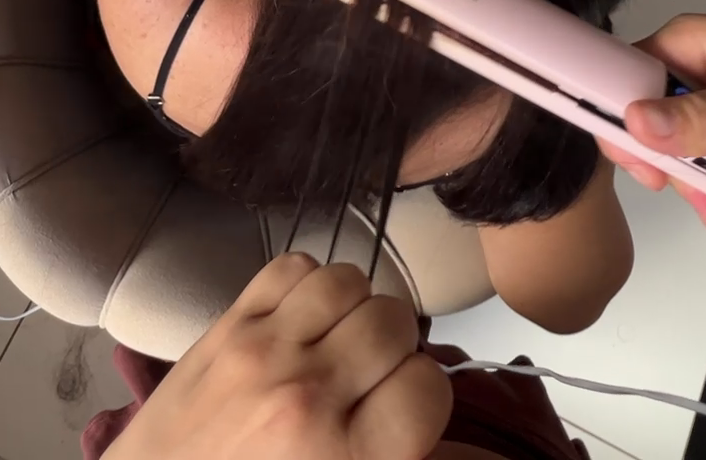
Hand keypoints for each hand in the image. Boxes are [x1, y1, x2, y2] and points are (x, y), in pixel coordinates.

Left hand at [104, 254, 450, 459]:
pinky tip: (299, 318)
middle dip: (393, 342)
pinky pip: (291, 265)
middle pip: (391, 319)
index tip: (403, 405)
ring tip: (336, 337)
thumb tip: (477, 450)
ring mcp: (262, 348)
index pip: (427, 385)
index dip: (424, 393)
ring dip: (354, 305)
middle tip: (370, 371)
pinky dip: (307, 283)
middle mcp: (305, 393)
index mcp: (344, 457)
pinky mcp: (228, 321)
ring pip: (346, 280)